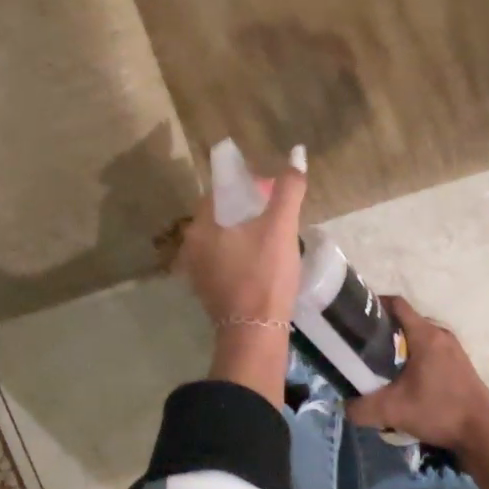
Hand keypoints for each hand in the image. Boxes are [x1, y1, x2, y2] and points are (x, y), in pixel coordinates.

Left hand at [174, 147, 307, 404]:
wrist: (256, 334)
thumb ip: (288, 189)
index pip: (220, 191)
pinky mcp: (210, 293)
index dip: (247, 185)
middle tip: (278, 214)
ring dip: (246, 234)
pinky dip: (243, 256)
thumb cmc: (264, 275)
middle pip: (222, 216)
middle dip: (248, 210)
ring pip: (224, 240)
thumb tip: (297, 154)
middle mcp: (191, 248)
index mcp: (200, 227)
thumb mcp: (280, 227)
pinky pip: (226, 262)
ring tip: (276, 236)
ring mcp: (198, 273)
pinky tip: (265, 262)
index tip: (272, 191)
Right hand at [345, 297, 488, 458]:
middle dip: (382, 331)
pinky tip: (405, 381)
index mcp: (426, 334)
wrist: (482, 433)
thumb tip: (345, 405)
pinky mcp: (460, 364)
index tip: (355, 318)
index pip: (396, 304)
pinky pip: (431, 351)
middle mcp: (441, 334)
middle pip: (406, 321)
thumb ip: (361, 408)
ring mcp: (454, 349)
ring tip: (380, 366)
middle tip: (362, 348)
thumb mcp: (393, 411)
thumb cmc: (438, 411)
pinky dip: (415, 358)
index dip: (373, 305)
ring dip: (400, 347)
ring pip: (419, 338)